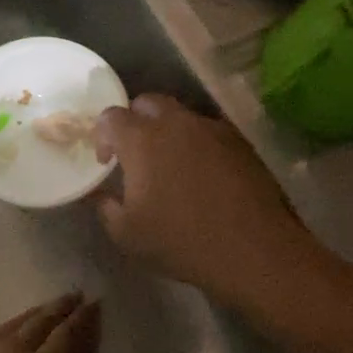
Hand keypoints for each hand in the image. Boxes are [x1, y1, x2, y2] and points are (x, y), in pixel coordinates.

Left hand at [0, 295, 100, 352]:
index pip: (83, 352)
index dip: (92, 331)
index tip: (100, 314)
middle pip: (62, 329)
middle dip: (77, 313)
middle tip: (88, 299)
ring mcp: (7, 347)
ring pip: (37, 319)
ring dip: (54, 308)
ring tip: (65, 299)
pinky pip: (12, 322)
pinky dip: (27, 315)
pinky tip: (30, 315)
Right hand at [93, 95, 316, 309]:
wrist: (253, 249)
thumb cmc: (181, 241)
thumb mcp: (127, 234)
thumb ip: (106, 207)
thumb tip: (100, 194)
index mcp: (143, 140)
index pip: (111, 117)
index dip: (102, 135)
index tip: (107, 162)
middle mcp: (177, 123)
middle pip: (148, 103)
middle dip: (135, 121)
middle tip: (136, 154)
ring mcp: (213, 129)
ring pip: (182, 115)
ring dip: (169, 131)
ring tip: (171, 164)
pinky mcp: (240, 142)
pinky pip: (209, 132)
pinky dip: (198, 144)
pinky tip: (203, 174)